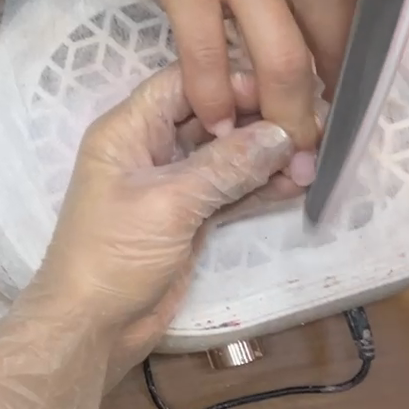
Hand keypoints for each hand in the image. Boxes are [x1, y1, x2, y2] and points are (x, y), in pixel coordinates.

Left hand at [0, 66, 294, 408]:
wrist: (93, 327)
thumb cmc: (115, 255)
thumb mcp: (169, 203)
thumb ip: (225, 166)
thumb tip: (283, 133)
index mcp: (127, 131)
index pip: (184, 84)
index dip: (230, 81)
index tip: (281, 91)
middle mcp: (148, 148)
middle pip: (210, 116)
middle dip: (258, 120)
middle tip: (313, 128)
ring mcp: (170, 184)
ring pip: (225, 155)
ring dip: (266, 156)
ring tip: (314, 160)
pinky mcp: (188, 217)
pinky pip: (229, 189)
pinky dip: (259, 186)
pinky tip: (297, 184)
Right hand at [121, 0, 373, 186]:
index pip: (376, 10)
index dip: (369, 65)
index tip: (358, 98)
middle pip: (333, 49)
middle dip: (330, 106)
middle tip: (320, 140)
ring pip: (279, 66)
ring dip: (282, 119)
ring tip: (278, 148)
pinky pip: (204, 60)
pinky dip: (212, 101)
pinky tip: (214, 124)